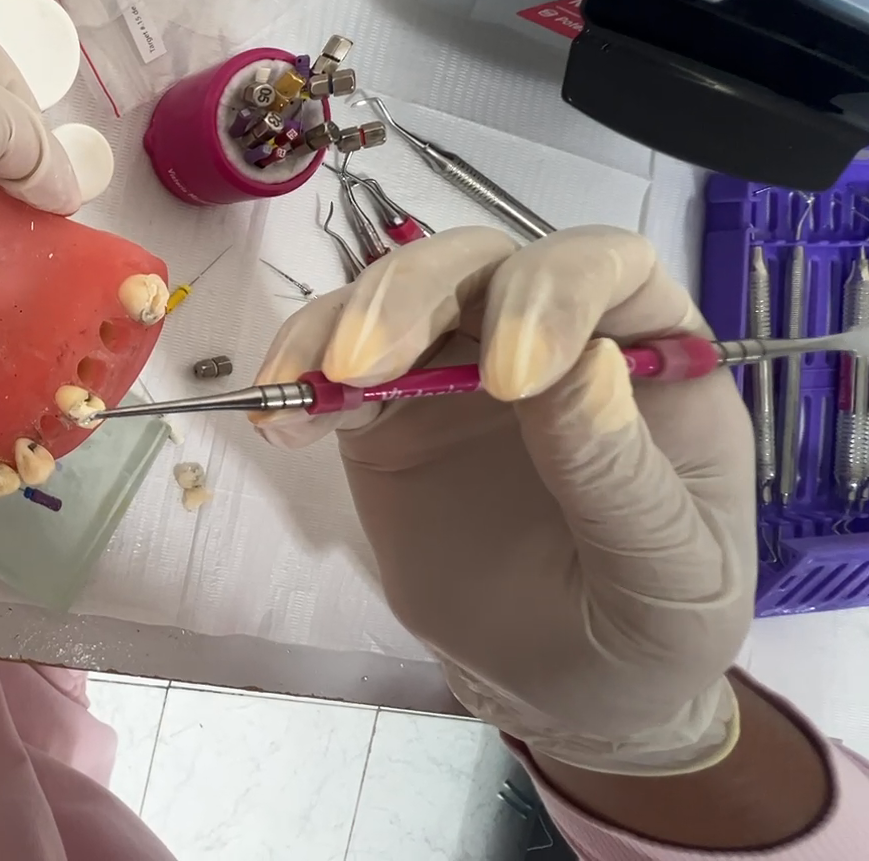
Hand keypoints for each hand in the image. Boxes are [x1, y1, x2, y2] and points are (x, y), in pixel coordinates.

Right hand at [251, 227, 755, 775]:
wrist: (537, 675)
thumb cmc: (633, 630)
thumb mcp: (663, 578)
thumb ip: (620, 474)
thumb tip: (576, 364)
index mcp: (638, 362)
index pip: (596, 268)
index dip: (546, 297)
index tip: (506, 385)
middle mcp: (535, 344)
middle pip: (465, 264)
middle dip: (401, 300)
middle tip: (354, 368)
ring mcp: (444, 374)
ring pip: (380, 300)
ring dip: (325, 331)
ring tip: (291, 394)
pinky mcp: (377, 414)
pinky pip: (326, 367)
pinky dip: (292, 381)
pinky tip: (276, 425)